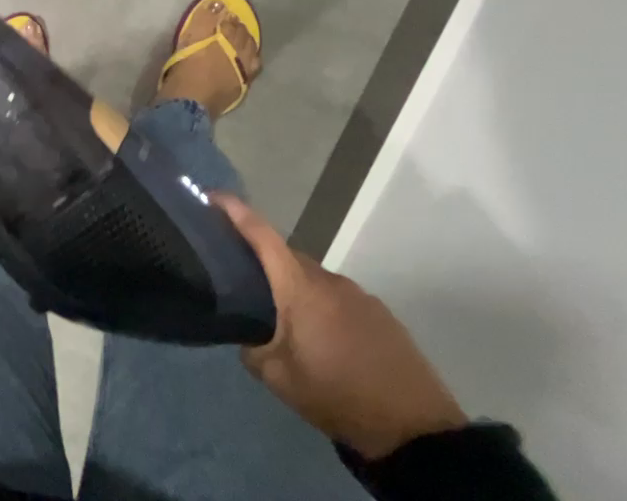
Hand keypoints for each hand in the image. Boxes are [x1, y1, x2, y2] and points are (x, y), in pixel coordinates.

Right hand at [217, 195, 467, 458]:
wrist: (416, 431)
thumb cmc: (336, 395)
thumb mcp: (275, 375)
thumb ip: (248, 342)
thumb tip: (241, 327)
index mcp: (300, 289)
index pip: (262, 236)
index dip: (235, 211)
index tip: (210, 196)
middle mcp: (331, 282)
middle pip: (286, 256)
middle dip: (261, 259)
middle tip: (237, 278)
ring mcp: (362, 297)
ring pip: (313, 278)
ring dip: (293, 287)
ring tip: (281, 316)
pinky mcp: (382, 315)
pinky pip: (338, 296)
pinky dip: (320, 304)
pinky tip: (319, 335)